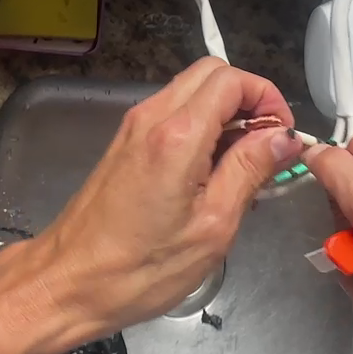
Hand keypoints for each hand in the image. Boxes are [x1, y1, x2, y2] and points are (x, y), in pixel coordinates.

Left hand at [27, 57, 304, 346]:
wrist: (69, 281)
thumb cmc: (142, 267)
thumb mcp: (213, 226)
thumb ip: (250, 170)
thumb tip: (283, 137)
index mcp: (178, 134)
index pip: (232, 79)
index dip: (266, 98)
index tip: (282, 136)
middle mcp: (154, 115)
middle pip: (212, 71)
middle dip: (248, 97)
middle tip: (266, 144)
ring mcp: (136, 123)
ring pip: (192, 87)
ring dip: (225, 110)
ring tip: (244, 161)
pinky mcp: (127, 138)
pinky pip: (174, 108)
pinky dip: (202, 121)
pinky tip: (212, 167)